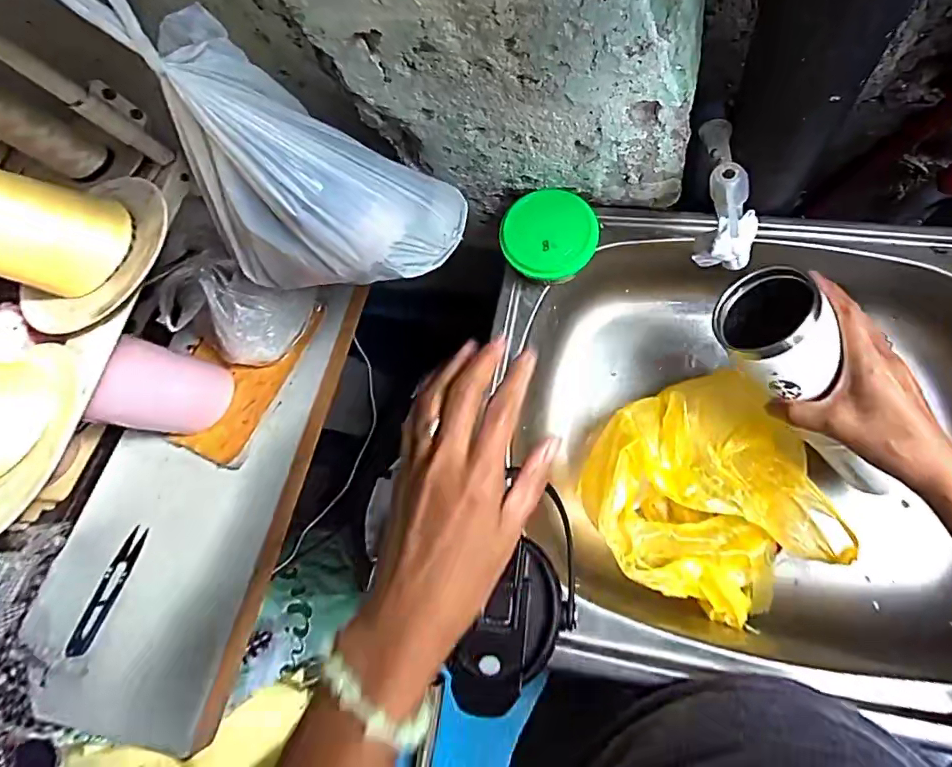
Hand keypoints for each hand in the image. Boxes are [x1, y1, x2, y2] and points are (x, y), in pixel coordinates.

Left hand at [334, 339, 556, 716]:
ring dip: (451, 368)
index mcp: (480, 475)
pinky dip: (425, 393)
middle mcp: (447, 459)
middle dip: (483, 361)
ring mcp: (420, 461)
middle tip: (498, 341)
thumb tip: (549, 444)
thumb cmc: (465, 579)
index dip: (516, 378)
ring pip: (433, 400)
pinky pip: (413, 420)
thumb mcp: (509, 534)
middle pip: (464, 394)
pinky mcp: (402, 469)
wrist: (406, 610)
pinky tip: (434, 384)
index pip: (501, 410)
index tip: (527, 357)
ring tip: (467, 349)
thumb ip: (529, 482)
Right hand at [778, 273, 951, 490]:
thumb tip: (776, 406)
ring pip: (869, 335)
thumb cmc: (895, 442)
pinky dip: (858, 346)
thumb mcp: (835, 424)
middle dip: (836, 304)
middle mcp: (886, 358)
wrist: (931, 463)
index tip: (816, 280)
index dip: (831, 291)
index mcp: (869, 358)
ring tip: (826, 330)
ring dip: (848, 325)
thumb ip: (799, 413)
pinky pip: (876, 352)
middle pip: (860, 319)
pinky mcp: (900, 383)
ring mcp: (896, 370)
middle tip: (815, 301)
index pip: (849, 312)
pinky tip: (846, 365)